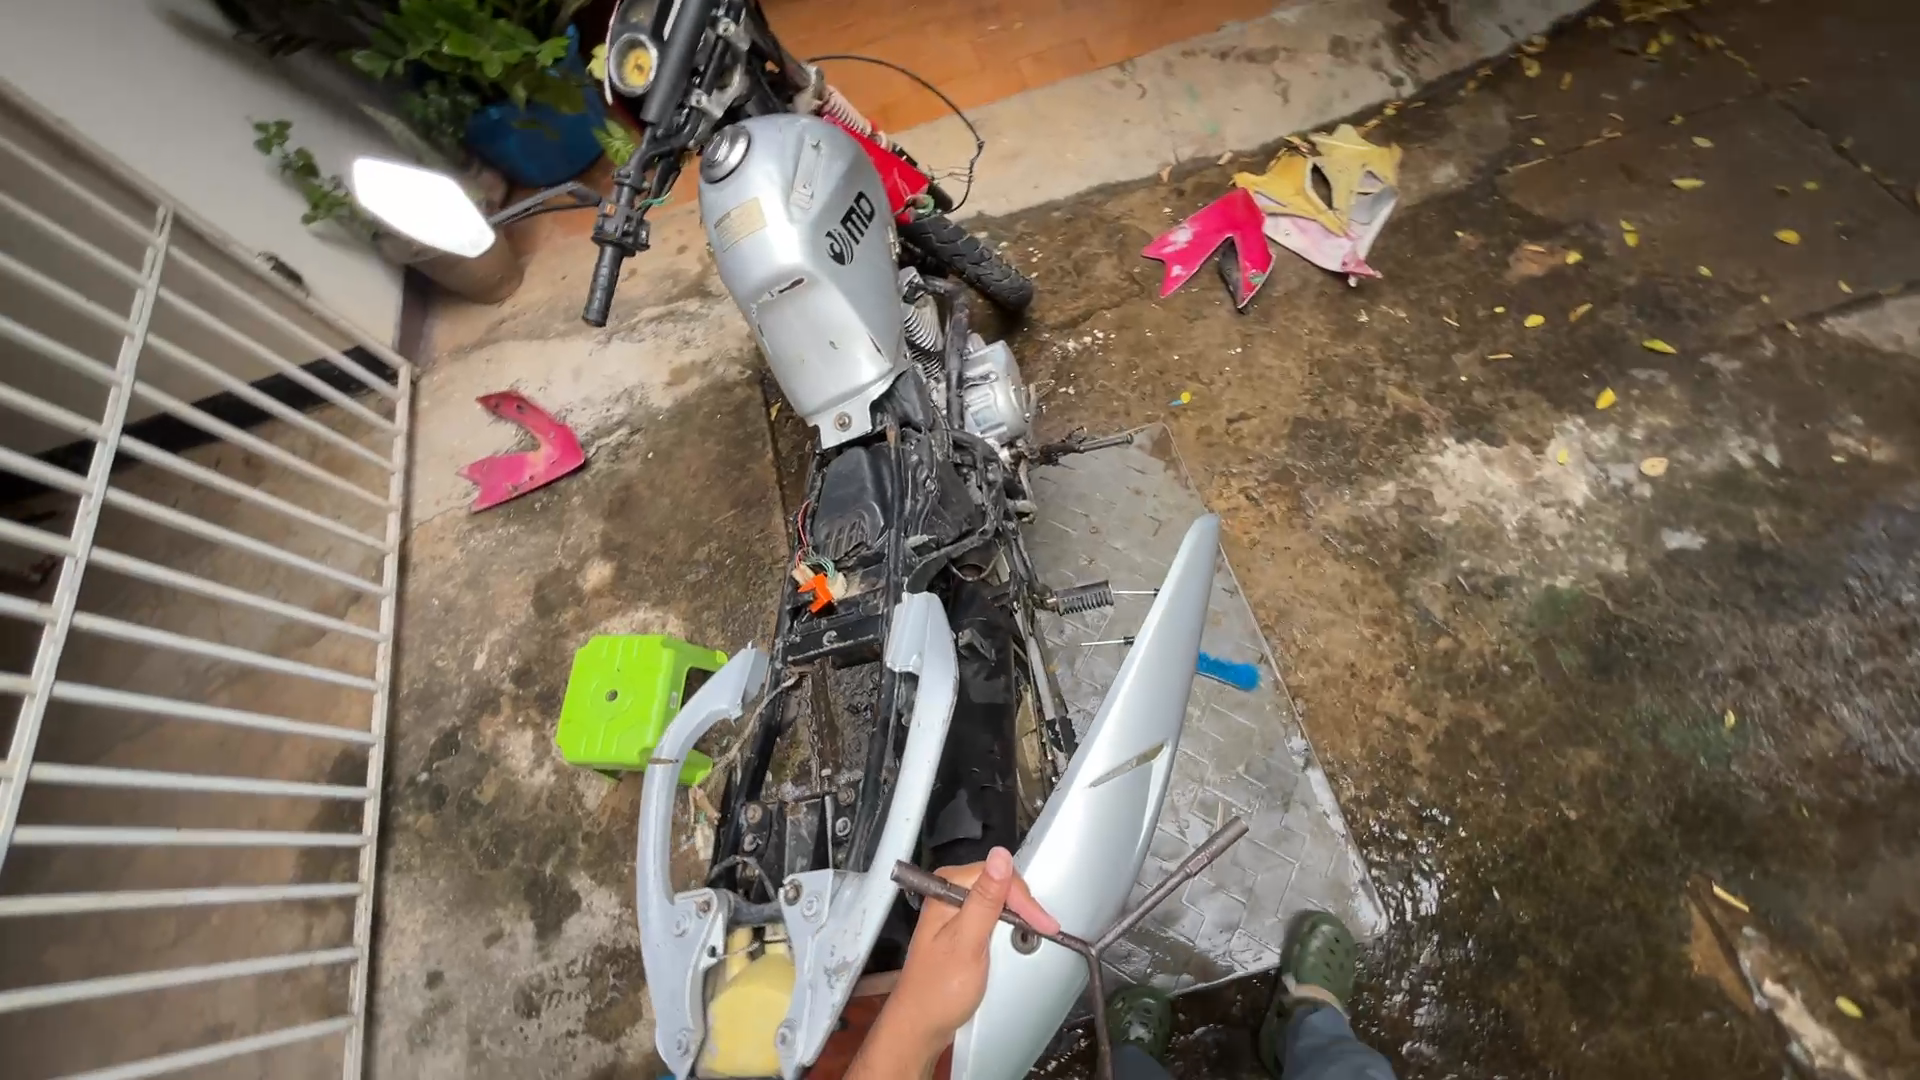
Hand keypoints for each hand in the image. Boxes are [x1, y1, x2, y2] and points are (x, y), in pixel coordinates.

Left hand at [847, 847, 1059, 1077]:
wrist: (921, 1025)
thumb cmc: (938, 990)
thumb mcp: (967, 942)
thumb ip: (985, 899)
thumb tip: (1000, 857)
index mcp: (947, 887)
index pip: (997, 874)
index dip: (1023, 899)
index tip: (1042, 923)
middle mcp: (949, 892)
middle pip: (999, 884)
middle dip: (1023, 907)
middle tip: (1041, 930)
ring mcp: (955, 909)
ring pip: (998, 899)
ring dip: (1017, 916)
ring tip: (1031, 933)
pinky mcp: (961, 925)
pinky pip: (992, 914)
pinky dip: (1007, 926)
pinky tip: (1012, 938)